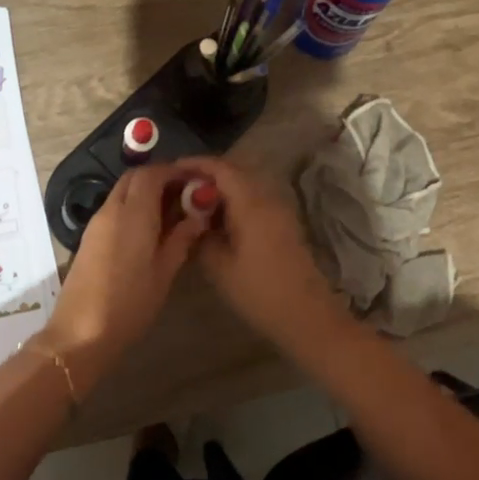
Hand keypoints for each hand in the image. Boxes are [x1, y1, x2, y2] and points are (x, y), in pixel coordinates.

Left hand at [41, 164, 209, 388]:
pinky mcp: (89, 237)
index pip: (152, 173)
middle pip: (135, 177)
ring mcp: (97, 222)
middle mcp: (112, 209)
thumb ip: (181, 239)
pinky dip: (133, 206)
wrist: (81, 332)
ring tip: (171, 212)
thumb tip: (198, 215)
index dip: (174, 171)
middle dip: (159, 178)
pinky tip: (149, 229)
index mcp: (134, 213)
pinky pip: (114, 208)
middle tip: (184, 194)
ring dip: (145, 192)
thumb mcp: (164, 273)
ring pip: (122, 191)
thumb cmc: (129, 304)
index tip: (194, 180)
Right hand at [179, 156, 346, 348]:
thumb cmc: (260, 292)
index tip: (171, 170)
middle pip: (233, 173)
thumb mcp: (219, 267)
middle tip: (177, 188)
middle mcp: (267, 198)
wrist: (307, 315)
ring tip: (192, 205)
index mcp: (251, 203)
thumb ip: (200, 236)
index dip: (195, 164)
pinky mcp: (282, 224)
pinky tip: (216, 223)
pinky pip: (253, 201)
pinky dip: (232, 203)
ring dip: (219, 190)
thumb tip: (189, 219)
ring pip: (244, 187)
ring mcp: (278, 210)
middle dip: (205, 176)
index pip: (220, 168)